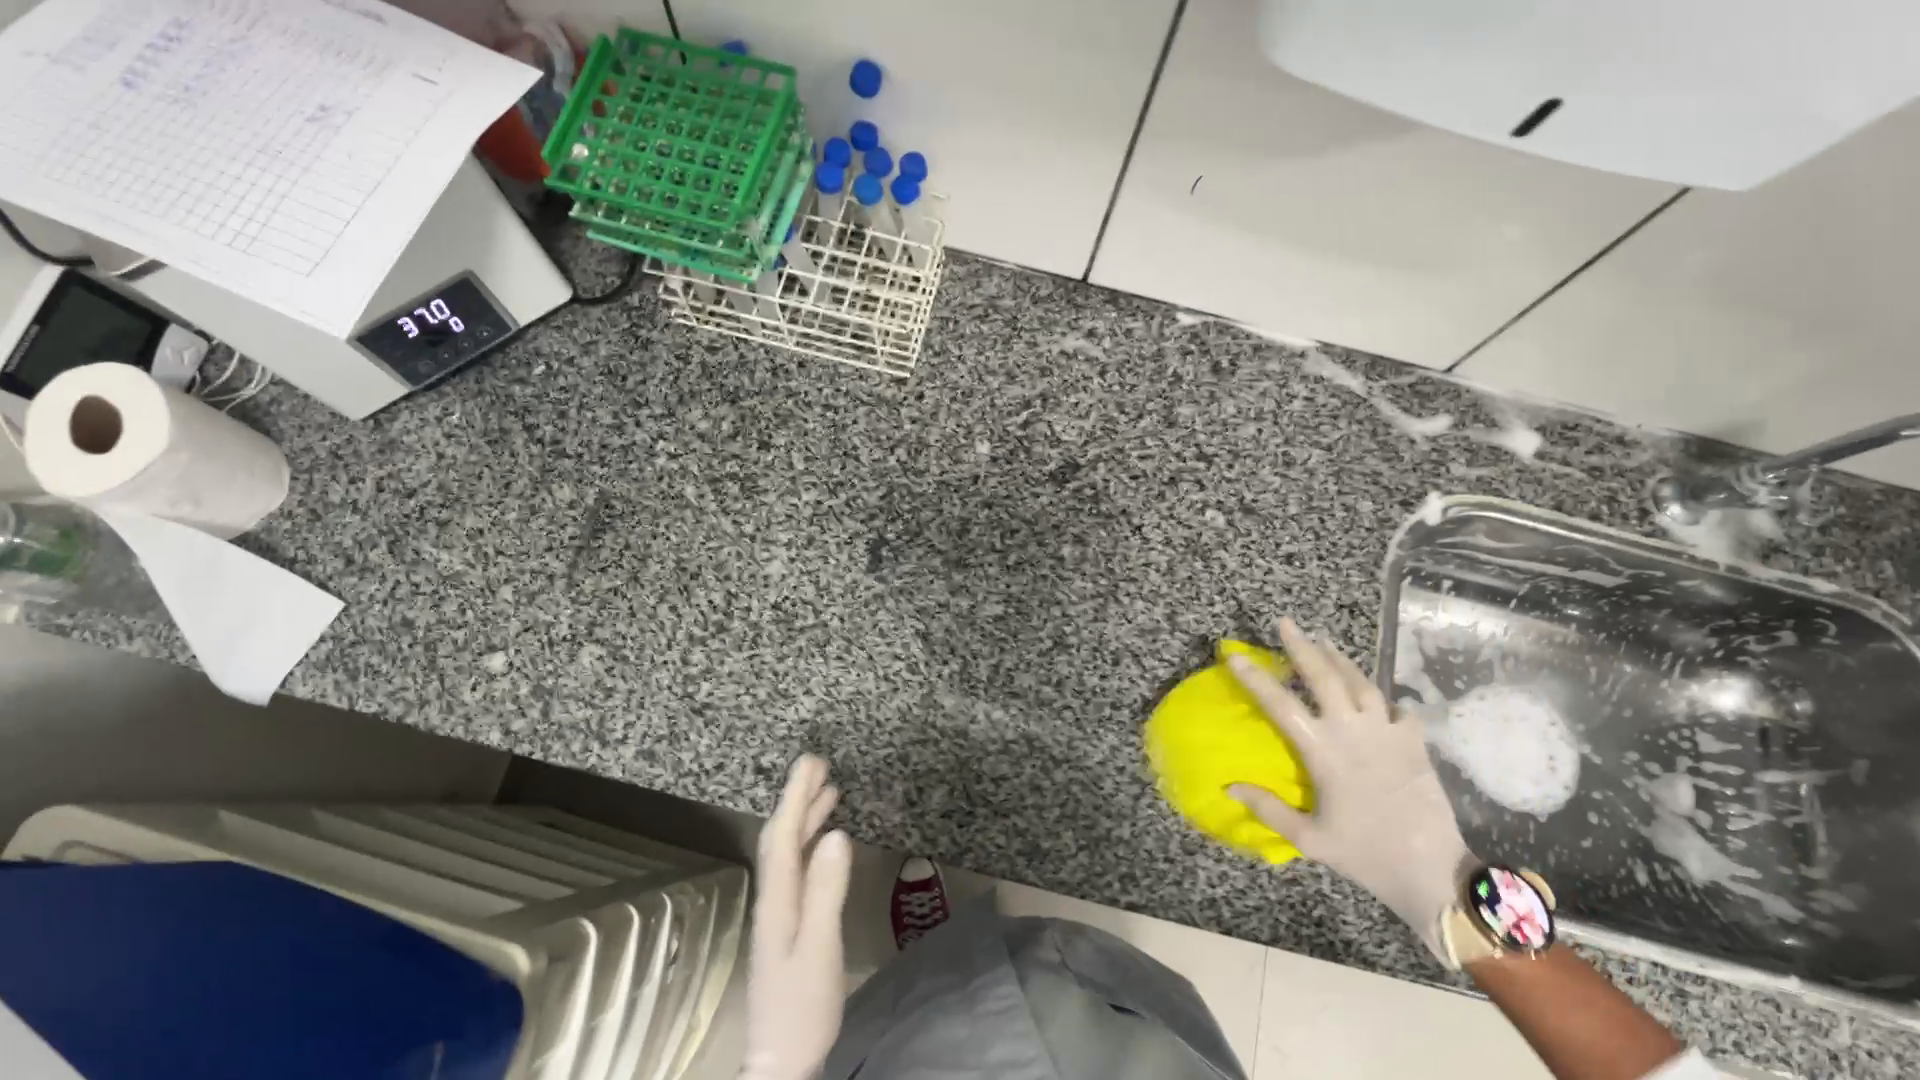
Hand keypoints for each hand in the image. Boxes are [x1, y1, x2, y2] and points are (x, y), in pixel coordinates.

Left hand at [739, 755, 853, 1079]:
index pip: (784, 835)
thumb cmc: (802, 1005)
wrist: (782, 1058)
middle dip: (798, 799)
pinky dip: (810, 845)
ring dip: (805, 819)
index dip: (796, 795)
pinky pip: (797, 869)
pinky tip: (826, 845)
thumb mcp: (820, 946)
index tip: (812, 760)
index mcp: (778, 899)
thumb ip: (826, 891)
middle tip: (821, 765)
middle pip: (781, 838)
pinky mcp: (789, 926)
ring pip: (788, 853)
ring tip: (829, 792)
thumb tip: (837, 835)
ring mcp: (779, 913)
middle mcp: (774, 899)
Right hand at [1226, 618, 1473, 960]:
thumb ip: (1269, 809)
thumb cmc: (1365, 855)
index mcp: (1324, 753)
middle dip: (1302, 647)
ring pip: (1362, 683)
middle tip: (1286, 623)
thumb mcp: (1310, 840)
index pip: (1281, 706)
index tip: (1235, 656)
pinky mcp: (1415, 742)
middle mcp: (1354, 732)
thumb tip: (1230, 787)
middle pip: (1325, 677)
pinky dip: (1383, 696)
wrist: (1433, 869)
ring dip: (1340, 660)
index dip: (1256, 679)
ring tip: (1325, 641)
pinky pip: (1397, 707)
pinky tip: (1377, 695)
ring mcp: (1389, 733)